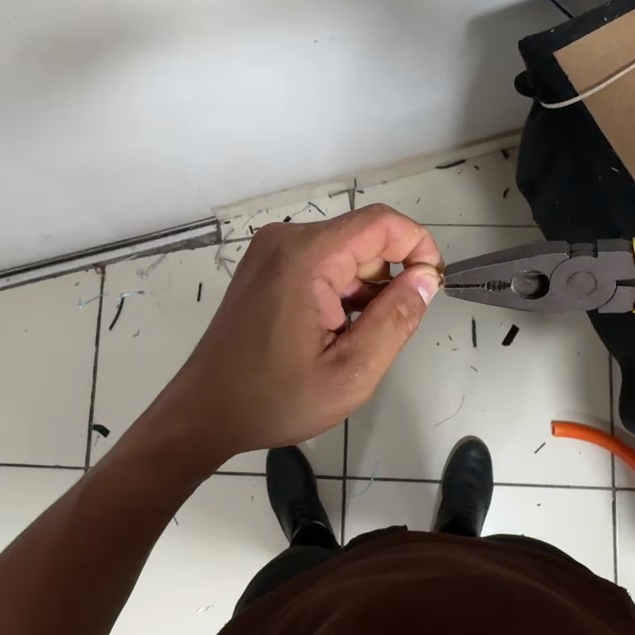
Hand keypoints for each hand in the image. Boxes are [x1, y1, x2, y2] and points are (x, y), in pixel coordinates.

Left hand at [130, 205, 442, 468]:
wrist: (204, 412)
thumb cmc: (273, 399)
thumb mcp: (351, 371)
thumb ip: (396, 319)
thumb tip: (426, 278)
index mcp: (306, 257)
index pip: (383, 223)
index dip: (418, 247)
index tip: (430, 289)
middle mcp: (285, 240)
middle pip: (362, 239)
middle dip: (385, 281)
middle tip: (375, 337)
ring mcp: (270, 252)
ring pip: (343, 254)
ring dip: (360, 292)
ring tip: (344, 343)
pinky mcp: (264, 268)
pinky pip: (319, 265)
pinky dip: (336, 294)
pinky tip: (325, 335)